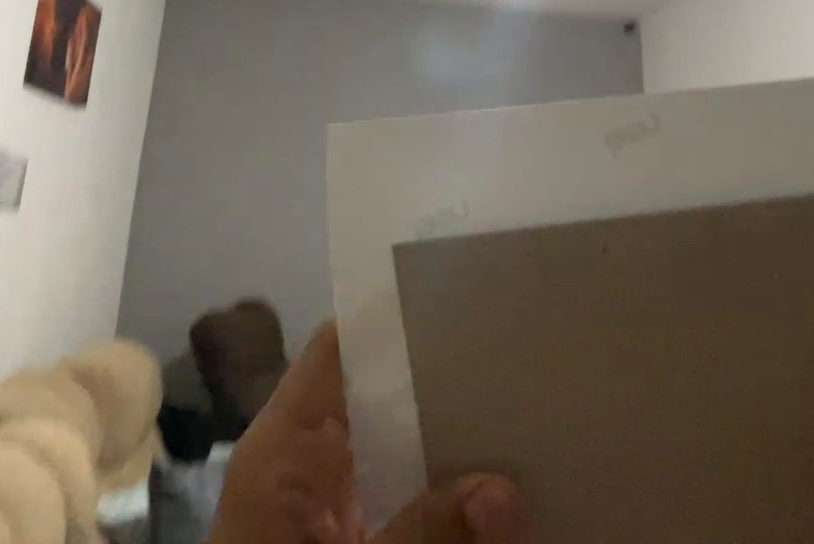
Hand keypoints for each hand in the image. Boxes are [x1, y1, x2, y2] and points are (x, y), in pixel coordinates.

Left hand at [210, 321, 523, 543]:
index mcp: (289, 444)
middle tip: (519, 351)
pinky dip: (445, 481)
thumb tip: (507, 492)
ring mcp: (330, 495)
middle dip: (446, 372)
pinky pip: (405, 485)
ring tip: (525, 402)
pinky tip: (501, 478)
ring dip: (454, 430)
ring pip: (400, 437)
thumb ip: (423, 536)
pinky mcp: (351, 528)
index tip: (467, 295)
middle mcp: (309, 454)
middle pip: (382, 387)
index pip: (342, 344)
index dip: (398, 312)